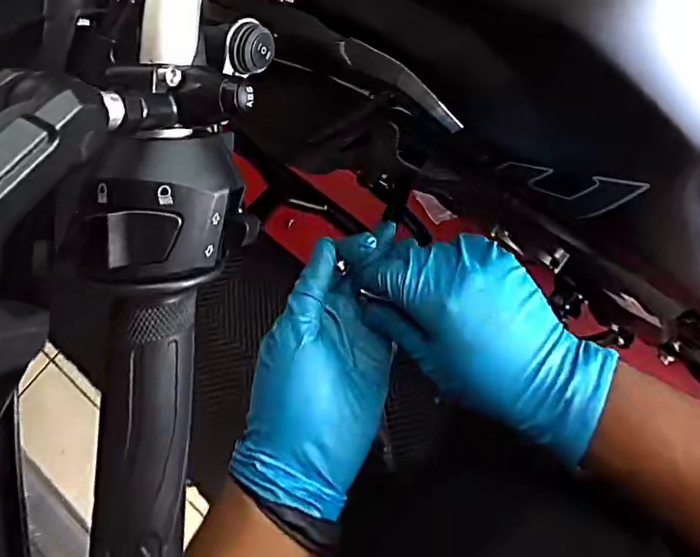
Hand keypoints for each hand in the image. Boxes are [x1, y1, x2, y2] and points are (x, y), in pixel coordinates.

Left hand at [227, 225, 396, 520]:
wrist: (303, 462)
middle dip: (376, 254)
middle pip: (358, 276)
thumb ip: (309, 289)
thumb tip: (321, 249)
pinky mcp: (377, 360)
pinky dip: (403, 308)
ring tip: (409, 257)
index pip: (333, 264)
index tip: (371, 237)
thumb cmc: (287, 404)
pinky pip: (392, 325)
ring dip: (391, 276)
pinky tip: (412, 293)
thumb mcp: (293, 333)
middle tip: (395, 238)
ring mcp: (357, 339)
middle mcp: (335, 320)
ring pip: (377, 295)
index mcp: (310, 308)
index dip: (352, 247)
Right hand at [350, 234, 616, 464]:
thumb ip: (395, 324)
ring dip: (426, 268)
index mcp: (434, 293)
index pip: (383, 268)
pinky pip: (460, 248)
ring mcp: (478, 256)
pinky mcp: (496, 254)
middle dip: (397, 273)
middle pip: (406, 255)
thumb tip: (370, 306)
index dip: (370, 278)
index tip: (367, 287)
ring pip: (432, 250)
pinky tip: (460, 289)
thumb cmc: (493, 379)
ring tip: (437, 299)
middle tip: (398, 297)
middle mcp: (455, 266)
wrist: (546, 375)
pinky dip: (453, 263)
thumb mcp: (430, 360)